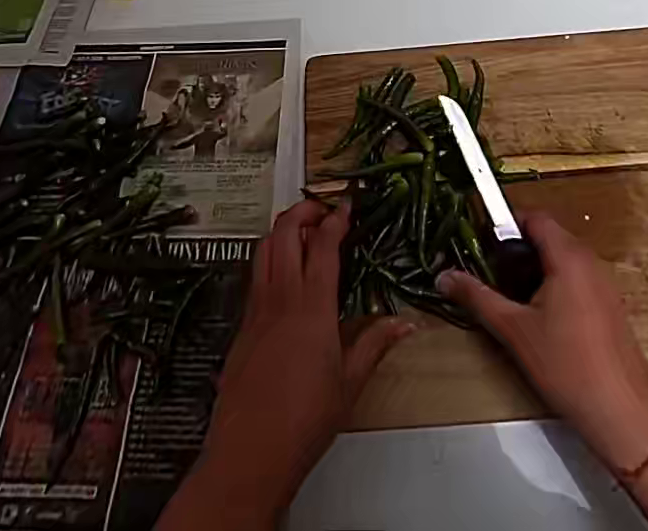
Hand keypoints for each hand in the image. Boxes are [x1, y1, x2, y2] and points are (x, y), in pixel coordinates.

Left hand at [156, 199, 415, 529]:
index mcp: (312, 306)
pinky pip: (255, 272)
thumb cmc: (305, 417)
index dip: (335, 219)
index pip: (323, 245)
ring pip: (264, 247)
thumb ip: (375, 344)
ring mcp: (257, 305)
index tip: (346, 205)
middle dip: (303, 210)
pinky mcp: (243, 319)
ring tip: (302, 230)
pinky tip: (283, 269)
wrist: (252, 443)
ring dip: (282, 229)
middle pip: (285, 232)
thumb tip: (404, 324)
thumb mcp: (350, 382)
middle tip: (323, 210)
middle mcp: (281, 295)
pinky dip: (269, 254)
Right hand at [438, 210, 647, 472]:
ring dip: (527, 265)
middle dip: (510, 246)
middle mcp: (590, 264)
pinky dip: (546, 282)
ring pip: (557, 258)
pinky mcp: (607, 307)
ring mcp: (602, 286)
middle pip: (544, 235)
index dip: (501, 221)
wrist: (626, 419)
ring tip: (500, 288)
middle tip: (482, 264)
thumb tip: (443, 277)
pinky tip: (528, 310)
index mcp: (568, 259)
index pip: (533, 217)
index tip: (476, 237)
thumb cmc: (570, 367)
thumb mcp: (512, 329)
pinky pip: (571, 277)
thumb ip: (475, 296)